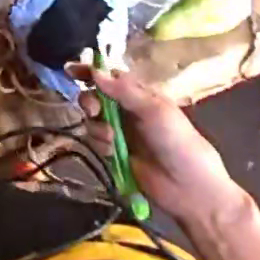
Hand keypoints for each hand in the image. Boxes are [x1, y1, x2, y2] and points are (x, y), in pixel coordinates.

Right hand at [75, 67, 248, 228]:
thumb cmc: (179, 143)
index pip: (111, 77)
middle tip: (93, 110)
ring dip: (96, 125)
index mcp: (141, 95)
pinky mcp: (113, 152)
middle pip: (95, 96)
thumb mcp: (155, 111)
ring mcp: (120, 132)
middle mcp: (127, 110)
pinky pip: (94, 139)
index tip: (70, 70)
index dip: (90, 71)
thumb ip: (124, 90)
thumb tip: (95, 71)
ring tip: (111, 137)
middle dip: (90, 101)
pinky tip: (112, 150)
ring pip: (92, 119)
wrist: (189, 189)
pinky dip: (99, 142)